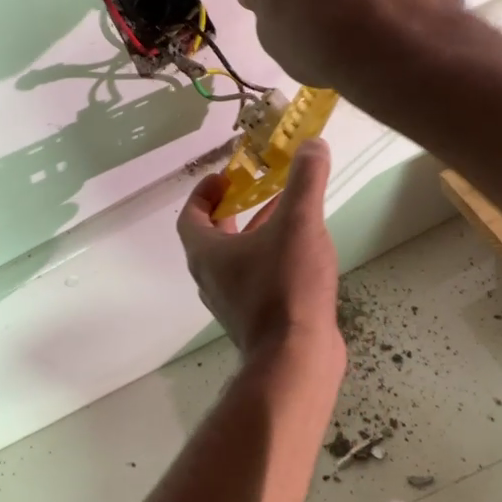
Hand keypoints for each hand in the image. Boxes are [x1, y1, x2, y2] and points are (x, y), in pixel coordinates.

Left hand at [177, 139, 344, 366]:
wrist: (296, 357)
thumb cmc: (286, 286)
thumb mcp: (299, 222)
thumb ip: (305, 180)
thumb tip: (311, 144)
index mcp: (206, 254)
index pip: (190, 217)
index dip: (203, 193)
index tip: (225, 176)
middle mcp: (211, 279)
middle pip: (213, 238)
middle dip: (234, 211)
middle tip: (256, 190)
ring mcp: (233, 303)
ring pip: (238, 260)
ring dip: (256, 235)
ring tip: (286, 213)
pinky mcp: (256, 320)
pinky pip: (257, 280)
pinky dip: (272, 259)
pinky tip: (304, 252)